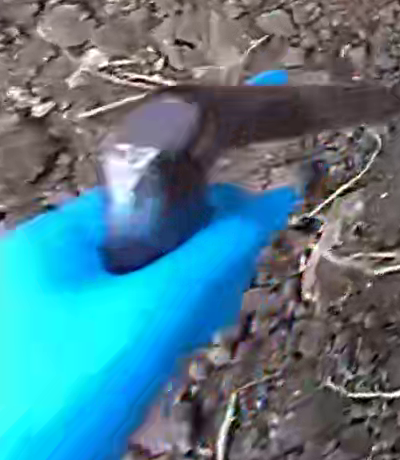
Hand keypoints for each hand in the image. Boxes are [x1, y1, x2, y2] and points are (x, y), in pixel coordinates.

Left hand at [0, 69, 296, 459]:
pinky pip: (161, 293)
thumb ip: (232, 236)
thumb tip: (283, 193)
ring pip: (176, 261)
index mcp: (56, 237)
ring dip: (204, 288)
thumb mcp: (167, 296)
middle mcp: (56, 258)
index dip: (219, 146)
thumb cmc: (78, 372)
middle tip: (215, 288)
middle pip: (179, 221)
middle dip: (214, 253)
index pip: (163, 172)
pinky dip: (185, 310)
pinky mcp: (84, 327)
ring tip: (191, 325)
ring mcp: (67, 296)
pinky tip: (181, 337)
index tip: (277, 87)